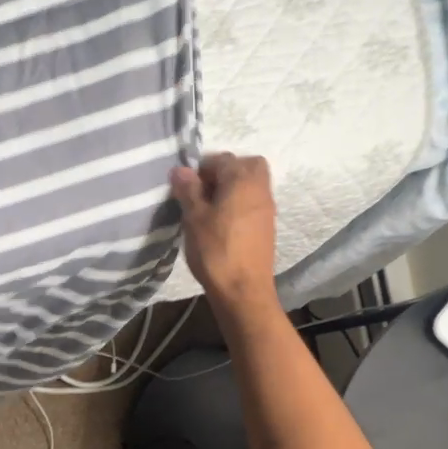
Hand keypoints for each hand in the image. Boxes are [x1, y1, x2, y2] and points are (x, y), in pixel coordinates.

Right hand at [170, 153, 278, 313]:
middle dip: (223, 173)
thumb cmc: (215, 250)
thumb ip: (188, 190)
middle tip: (202, 193)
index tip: (185, 188)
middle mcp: (260, 186)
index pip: (221, 159)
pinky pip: (253, 201)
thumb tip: (180, 169)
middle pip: (244, 165)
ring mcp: (267, 206)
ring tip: (209, 210)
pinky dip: (239, 203)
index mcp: (242, 178)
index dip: (200, 169)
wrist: (243, 289)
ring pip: (250, 184)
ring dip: (231, 189)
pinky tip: (221, 224)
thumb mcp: (194, 218)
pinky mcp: (267, 224)